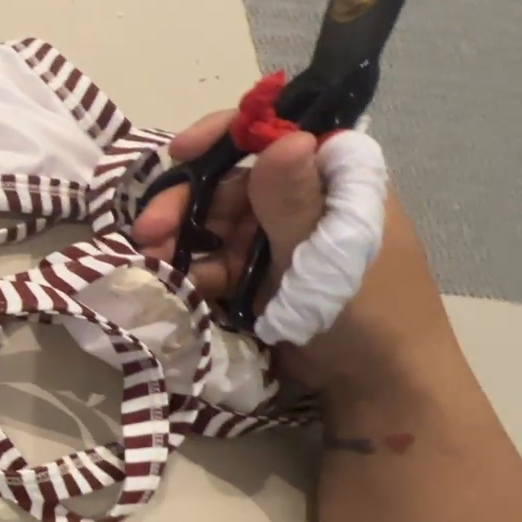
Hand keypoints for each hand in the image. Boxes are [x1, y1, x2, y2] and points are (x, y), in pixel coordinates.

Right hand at [132, 112, 459, 397]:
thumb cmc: (368, 311)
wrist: (375, 385)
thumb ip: (295, 200)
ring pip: (211, 223)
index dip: (226, 136)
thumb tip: (282, 137)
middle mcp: (302, 203)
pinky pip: (211, 261)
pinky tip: (174, 287)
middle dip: (182, 203)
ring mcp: (276, 240)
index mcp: (335, 183)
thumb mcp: (327, 253)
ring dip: (175, 239)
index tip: (181, 151)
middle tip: (146, 231)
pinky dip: (188, 271)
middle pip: (228, 184)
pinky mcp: (255, 274)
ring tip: (148, 261)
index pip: (277, 137)